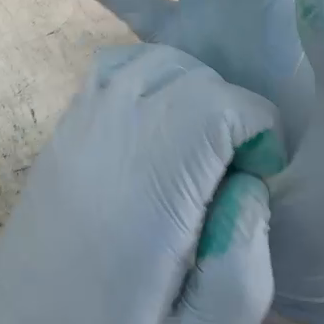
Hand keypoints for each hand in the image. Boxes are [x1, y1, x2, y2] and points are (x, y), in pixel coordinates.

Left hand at [0, 43, 284, 323]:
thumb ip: (243, 262)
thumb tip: (250, 184)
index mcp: (149, 182)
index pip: (223, 102)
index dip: (260, 131)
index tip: (263, 178)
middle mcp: (110, 133)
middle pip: (191, 74)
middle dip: (230, 110)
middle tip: (236, 171)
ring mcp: (78, 124)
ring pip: (153, 61)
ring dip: (191, 88)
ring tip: (199, 147)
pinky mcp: (60, 131)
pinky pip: (112, 69)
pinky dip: (147, 78)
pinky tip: (155, 126)